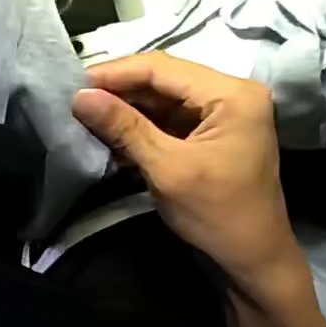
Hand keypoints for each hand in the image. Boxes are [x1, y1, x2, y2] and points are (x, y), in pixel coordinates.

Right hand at [72, 52, 301, 284]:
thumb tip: (79, 97)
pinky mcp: (211, 131)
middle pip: (163, 79)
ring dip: (126, 106)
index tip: (73, 83)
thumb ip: (124, 127)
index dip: (115, 72)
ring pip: (163, 97)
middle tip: (75, 98)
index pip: (162, 68)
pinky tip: (110, 129)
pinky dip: (140, 123)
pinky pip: (169, 117)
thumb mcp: (166, 169)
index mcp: (231, 94)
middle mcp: (230, 92)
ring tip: (86, 112)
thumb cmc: (216, 214)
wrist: (252, 259)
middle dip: (118, 88)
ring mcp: (222, 112)